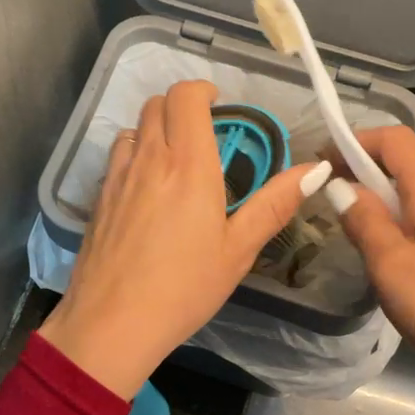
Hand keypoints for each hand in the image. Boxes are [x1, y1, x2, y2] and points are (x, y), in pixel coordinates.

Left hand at [41, 81, 324, 399]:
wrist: (113, 323)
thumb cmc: (184, 289)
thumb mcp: (238, 250)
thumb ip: (274, 204)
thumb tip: (316, 169)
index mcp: (187, 164)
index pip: (186, 97)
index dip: (202, 91)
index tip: (219, 107)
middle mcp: (148, 159)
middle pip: (156, 104)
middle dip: (181, 107)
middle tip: (204, 135)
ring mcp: (117, 178)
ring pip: (133, 129)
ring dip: (155, 130)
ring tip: (175, 162)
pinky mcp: (98, 200)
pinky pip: (117, 158)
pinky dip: (135, 156)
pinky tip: (147, 192)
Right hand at [323, 126, 414, 414]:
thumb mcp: (389, 264)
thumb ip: (363, 219)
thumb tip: (341, 186)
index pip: (394, 139)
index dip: (355, 141)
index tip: (322, 161)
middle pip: (411, 155)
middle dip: (368, 163)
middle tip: (333, 191)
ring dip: (386, 188)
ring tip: (357, 217)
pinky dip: (406, 208)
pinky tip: (393, 241)